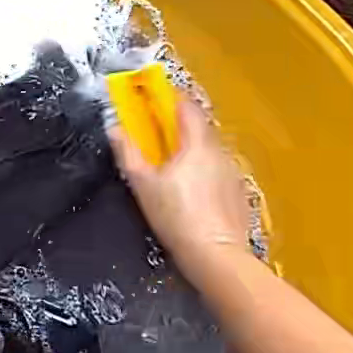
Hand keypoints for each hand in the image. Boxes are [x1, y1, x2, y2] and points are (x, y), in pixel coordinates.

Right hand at [108, 96, 252, 271]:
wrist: (218, 259)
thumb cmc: (176, 216)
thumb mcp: (143, 184)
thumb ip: (128, 151)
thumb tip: (114, 126)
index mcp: (196, 142)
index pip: (185, 105)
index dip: (167, 95)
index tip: (149, 93)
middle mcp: (218, 151)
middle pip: (197, 125)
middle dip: (174, 122)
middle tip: (152, 129)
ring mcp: (231, 172)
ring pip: (206, 147)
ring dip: (188, 145)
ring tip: (167, 160)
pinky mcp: (237, 193)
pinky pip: (215, 168)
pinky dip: (200, 167)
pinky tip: (188, 188)